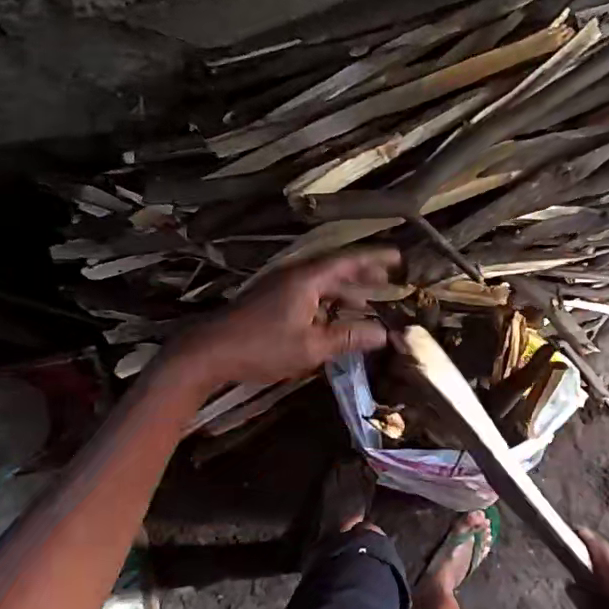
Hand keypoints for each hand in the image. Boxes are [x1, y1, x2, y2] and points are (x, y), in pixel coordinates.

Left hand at [162, 248, 401, 390]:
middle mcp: (294, 275)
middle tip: (390, 280)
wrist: (209, 351)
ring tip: (368, 302)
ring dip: (345, 291)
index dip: (376, 258)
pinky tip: (334, 318)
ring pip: (321, 283)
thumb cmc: (262, 347)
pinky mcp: (270, 299)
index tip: (399, 257)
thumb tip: (383, 334)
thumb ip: (348, 337)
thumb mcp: (312, 347)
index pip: (349, 261)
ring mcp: (279, 286)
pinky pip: (308, 293)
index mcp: (307, 278)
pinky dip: (327, 301)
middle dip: (363, 275)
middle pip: (336, 269)